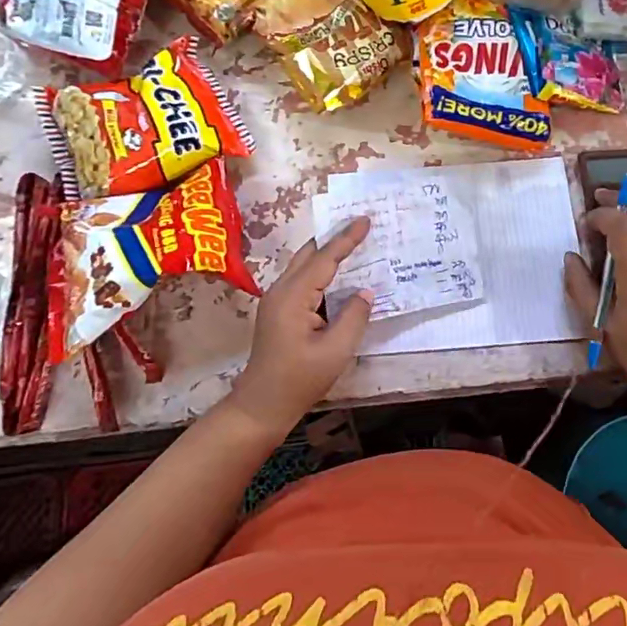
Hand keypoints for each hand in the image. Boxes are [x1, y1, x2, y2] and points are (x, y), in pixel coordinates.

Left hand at [227, 218, 373, 432]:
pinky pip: (302, 280)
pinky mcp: (278, 310)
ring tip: (353, 242)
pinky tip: (337, 275)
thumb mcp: (335, 351)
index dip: (346, 239)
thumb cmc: (299, 380)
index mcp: (293, 297)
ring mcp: (276, 300)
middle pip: (309, 254)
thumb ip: (353, 317)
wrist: (261, 405)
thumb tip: (365, 292)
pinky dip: (321, 270)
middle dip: (334, 237)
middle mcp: (280, 291)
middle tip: (360, 224)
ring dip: (326, 253)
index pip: (324, 259)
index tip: (365, 219)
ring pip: (303, 265)